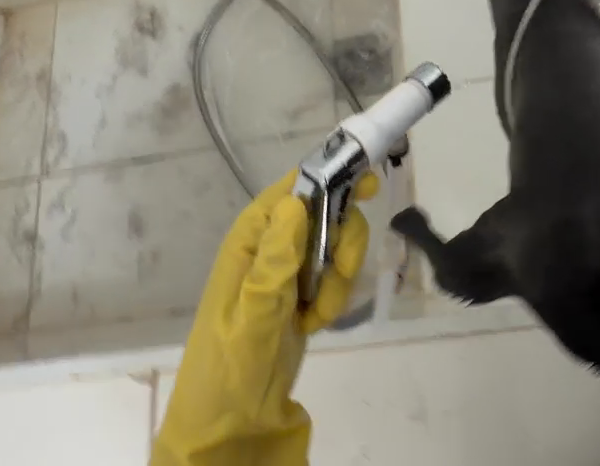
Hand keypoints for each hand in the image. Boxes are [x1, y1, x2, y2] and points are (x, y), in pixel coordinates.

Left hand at [151, 171, 377, 465]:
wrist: (231, 422)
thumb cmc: (231, 364)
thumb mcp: (254, 313)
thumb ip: (275, 259)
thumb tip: (295, 201)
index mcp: (253, 236)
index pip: (297, 186)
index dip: (334, 177)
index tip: (368, 187)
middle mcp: (272, 242)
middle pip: (330, 212)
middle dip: (343, 246)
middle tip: (337, 277)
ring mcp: (289, 267)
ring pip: (339, 245)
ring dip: (339, 280)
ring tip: (316, 315)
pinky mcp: (303, 290)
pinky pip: (338, 275)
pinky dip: (336, 297)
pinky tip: (315, 323)